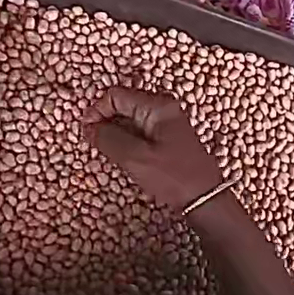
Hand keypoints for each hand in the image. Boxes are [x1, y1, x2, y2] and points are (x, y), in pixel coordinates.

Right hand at [81, 87, 221, 209]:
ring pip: (129, 122)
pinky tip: (128, 161)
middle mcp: (163, 108)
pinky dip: (128, 144)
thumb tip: (90, 128)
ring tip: (115, 157)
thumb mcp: (136, 158)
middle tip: (99, 147)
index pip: (115, 95)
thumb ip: (109, 139)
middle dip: (106, 124)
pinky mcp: (167, 139)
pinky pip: (139, 134)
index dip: (96, 112)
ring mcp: (166, 124)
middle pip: (122, 106)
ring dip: (116, 136)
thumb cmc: (175, 178)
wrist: (204, 199)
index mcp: (158, 106)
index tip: (88, 133)